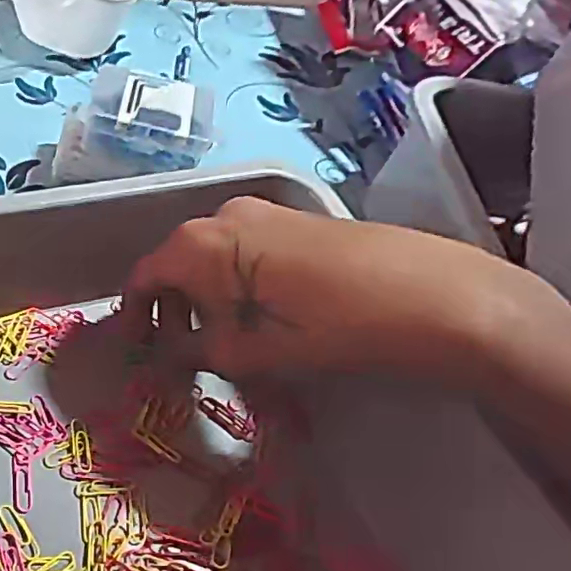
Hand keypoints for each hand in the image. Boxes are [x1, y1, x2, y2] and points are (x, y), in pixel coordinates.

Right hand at [122, 196, 570, 386]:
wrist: (436, 297)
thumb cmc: (336, 326)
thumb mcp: (255, 351)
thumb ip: (198, 352)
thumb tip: (168, 356)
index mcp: (206, 243)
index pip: (146, 276)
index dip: (134, 316)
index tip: (136, 351)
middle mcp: (226, 215)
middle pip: (174, 264)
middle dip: (168, 311)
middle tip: (177, 356)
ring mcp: (263, 213)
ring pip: (206, 258)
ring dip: (199, 301)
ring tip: (217, 343)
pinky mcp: (293, 221)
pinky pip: (238, 252)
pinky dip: (228, 286)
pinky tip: (252, 318)